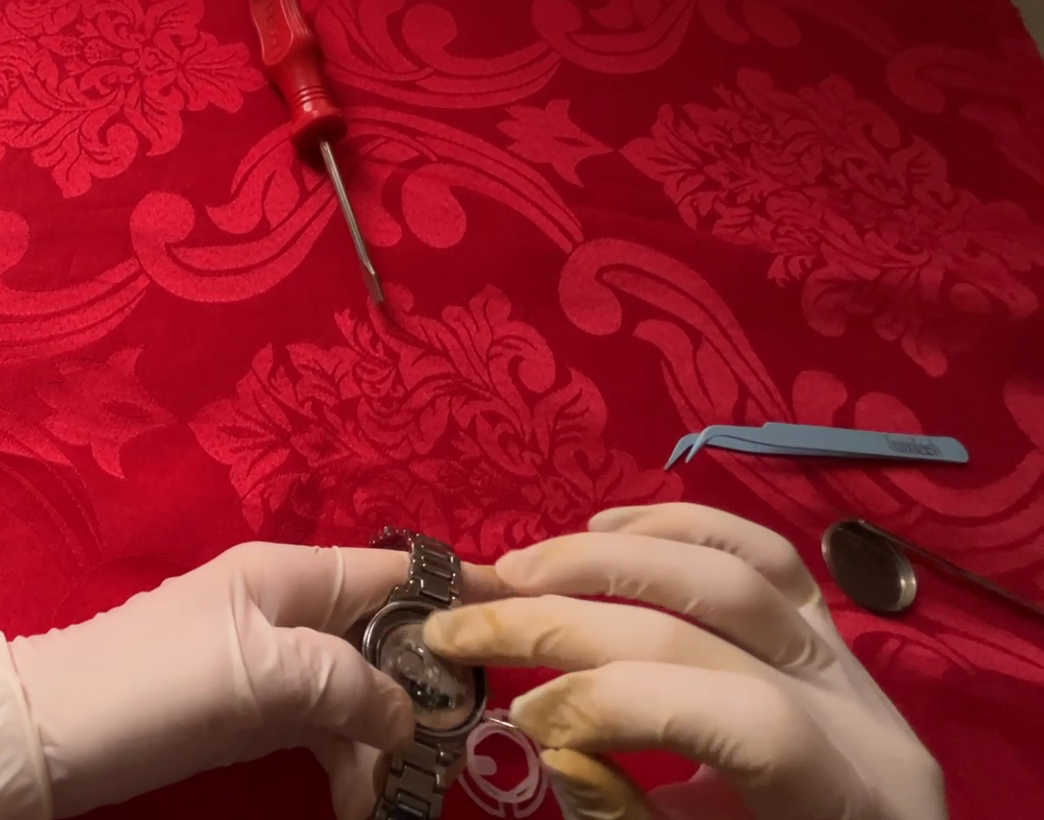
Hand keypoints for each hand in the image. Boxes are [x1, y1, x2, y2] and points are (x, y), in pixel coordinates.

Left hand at [0, 542, 491, 819]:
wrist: (60, 728)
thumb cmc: (155, 682)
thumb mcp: (259, 674)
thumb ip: (347, 681)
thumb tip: (408, 708)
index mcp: (287, 575)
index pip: (391, 567)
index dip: (456, 583)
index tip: (525, 608)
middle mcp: (285, 605)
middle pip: (383, 632)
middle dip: (427, 683)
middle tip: (467, 745)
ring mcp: (269, 655)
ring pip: (358, 685)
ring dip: (387, 733)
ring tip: (401, 790)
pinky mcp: (252, 700)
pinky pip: (323, 720)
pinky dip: (349, 754)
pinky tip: (356, 795)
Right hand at [423, 503, 944, 819]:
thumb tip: (551, 740)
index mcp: (850, 794)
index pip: (734, 719)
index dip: (612, 706)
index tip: (521, 719)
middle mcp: (856, 708)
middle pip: (690, 630)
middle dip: (554, 623)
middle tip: (459, 628)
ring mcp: (838, 650)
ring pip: (721, 568)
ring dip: (596, 559)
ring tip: (514, 572)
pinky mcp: (816, 617)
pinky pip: (755, 544)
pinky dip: (669, 523)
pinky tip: (599, 528)